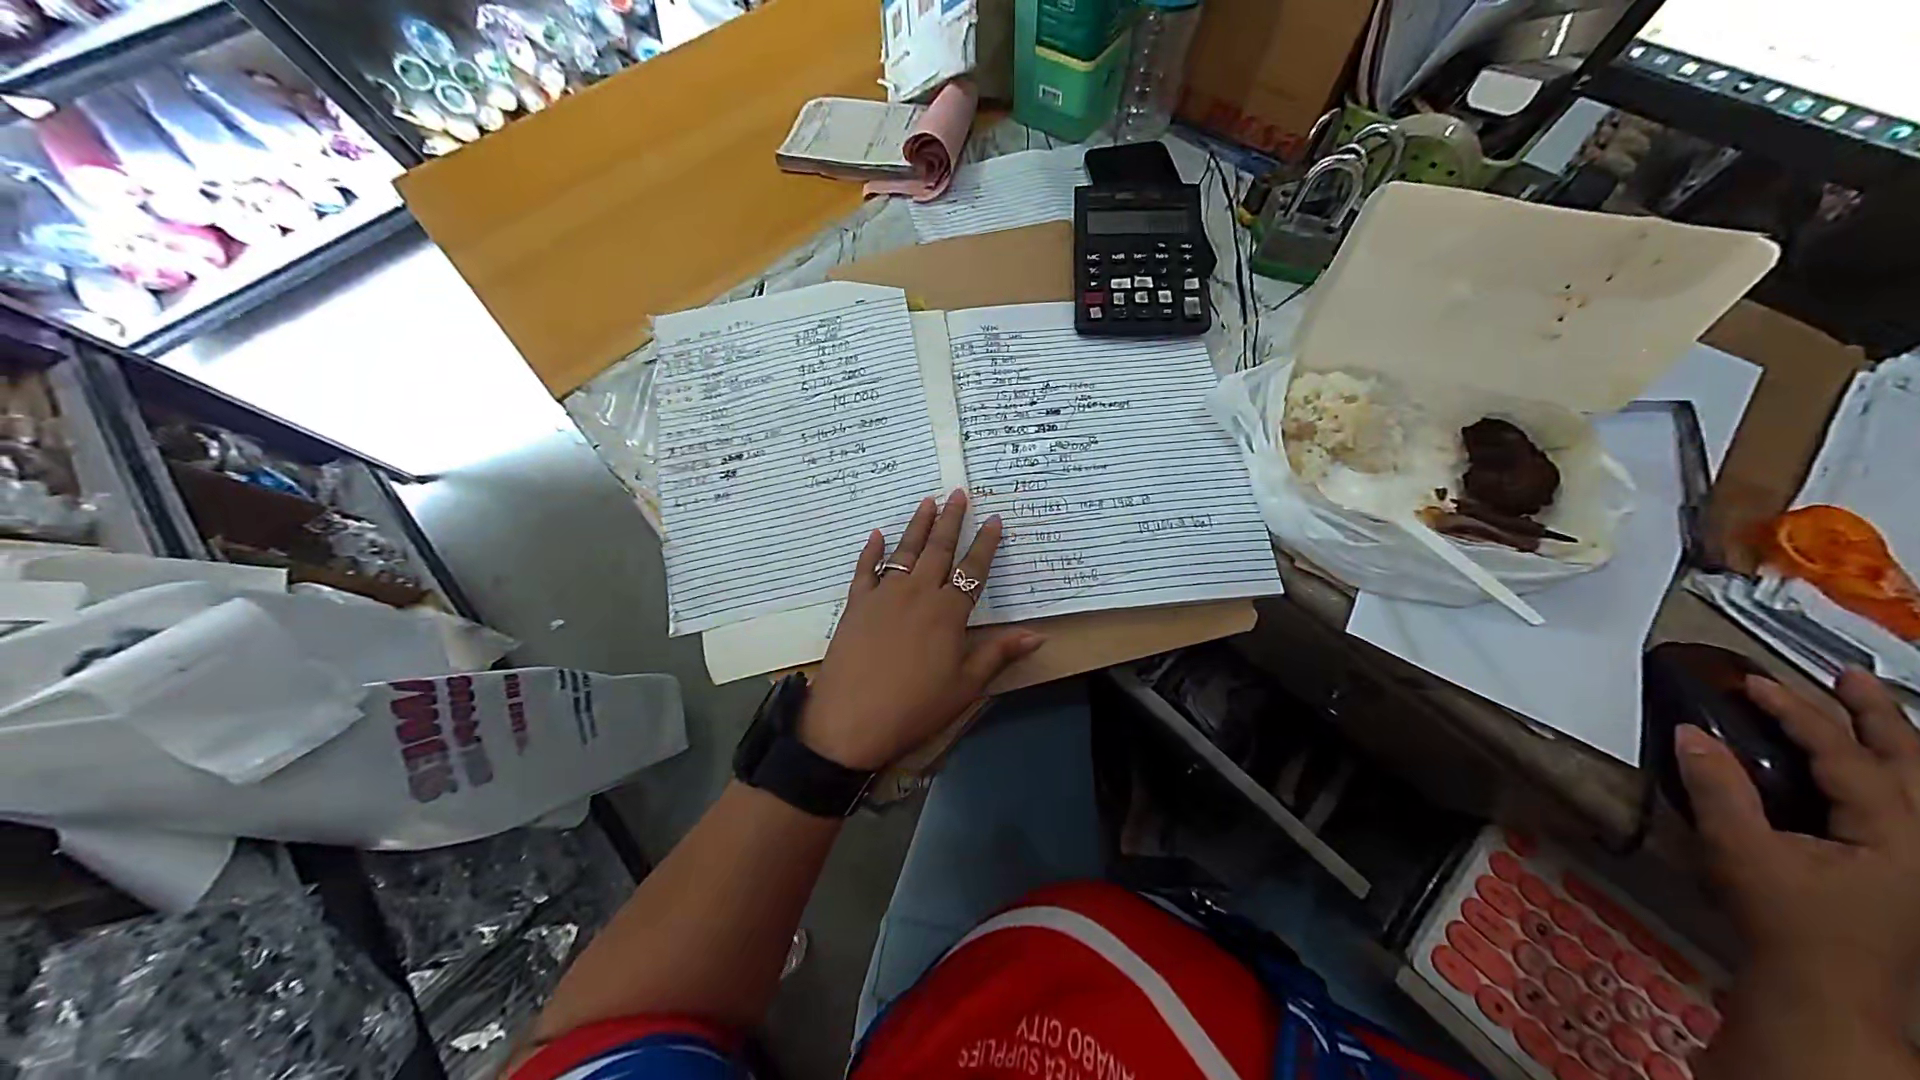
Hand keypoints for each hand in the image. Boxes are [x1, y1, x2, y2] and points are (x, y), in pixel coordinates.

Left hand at [797, 489, 1043, 770]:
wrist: (850, 720)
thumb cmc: (915, 707)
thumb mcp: (965, 686)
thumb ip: (998, 654)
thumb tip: (1037, 635)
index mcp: (948, 612)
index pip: (974, 570)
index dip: (986, 545)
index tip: (995, 520)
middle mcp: (918, 594)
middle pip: (939, 550)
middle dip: (952, 520)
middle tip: (959, 493)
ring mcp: (884, 596)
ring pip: (905, 552)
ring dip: (918, 525)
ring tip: (928, 501)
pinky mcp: (856, 605)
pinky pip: (865, 570)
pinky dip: (872, 550)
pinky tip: (878, 534)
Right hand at [1676, 670, 1919, 1023]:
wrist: (1828, 990)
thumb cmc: (1787, 920)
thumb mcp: (1743, 853)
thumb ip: (1719, 790)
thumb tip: (1689, 732)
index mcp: (1898, 834)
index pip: (1848, 755)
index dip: (1800, 712)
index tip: (1753, 682)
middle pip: (1914, 761)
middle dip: (1878, 714)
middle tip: (1845, 675)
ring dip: (1896, 738)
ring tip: (1869, 704)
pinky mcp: (1908, 867)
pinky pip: (1911, 802)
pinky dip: (1896, 771)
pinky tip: (1877, 765)